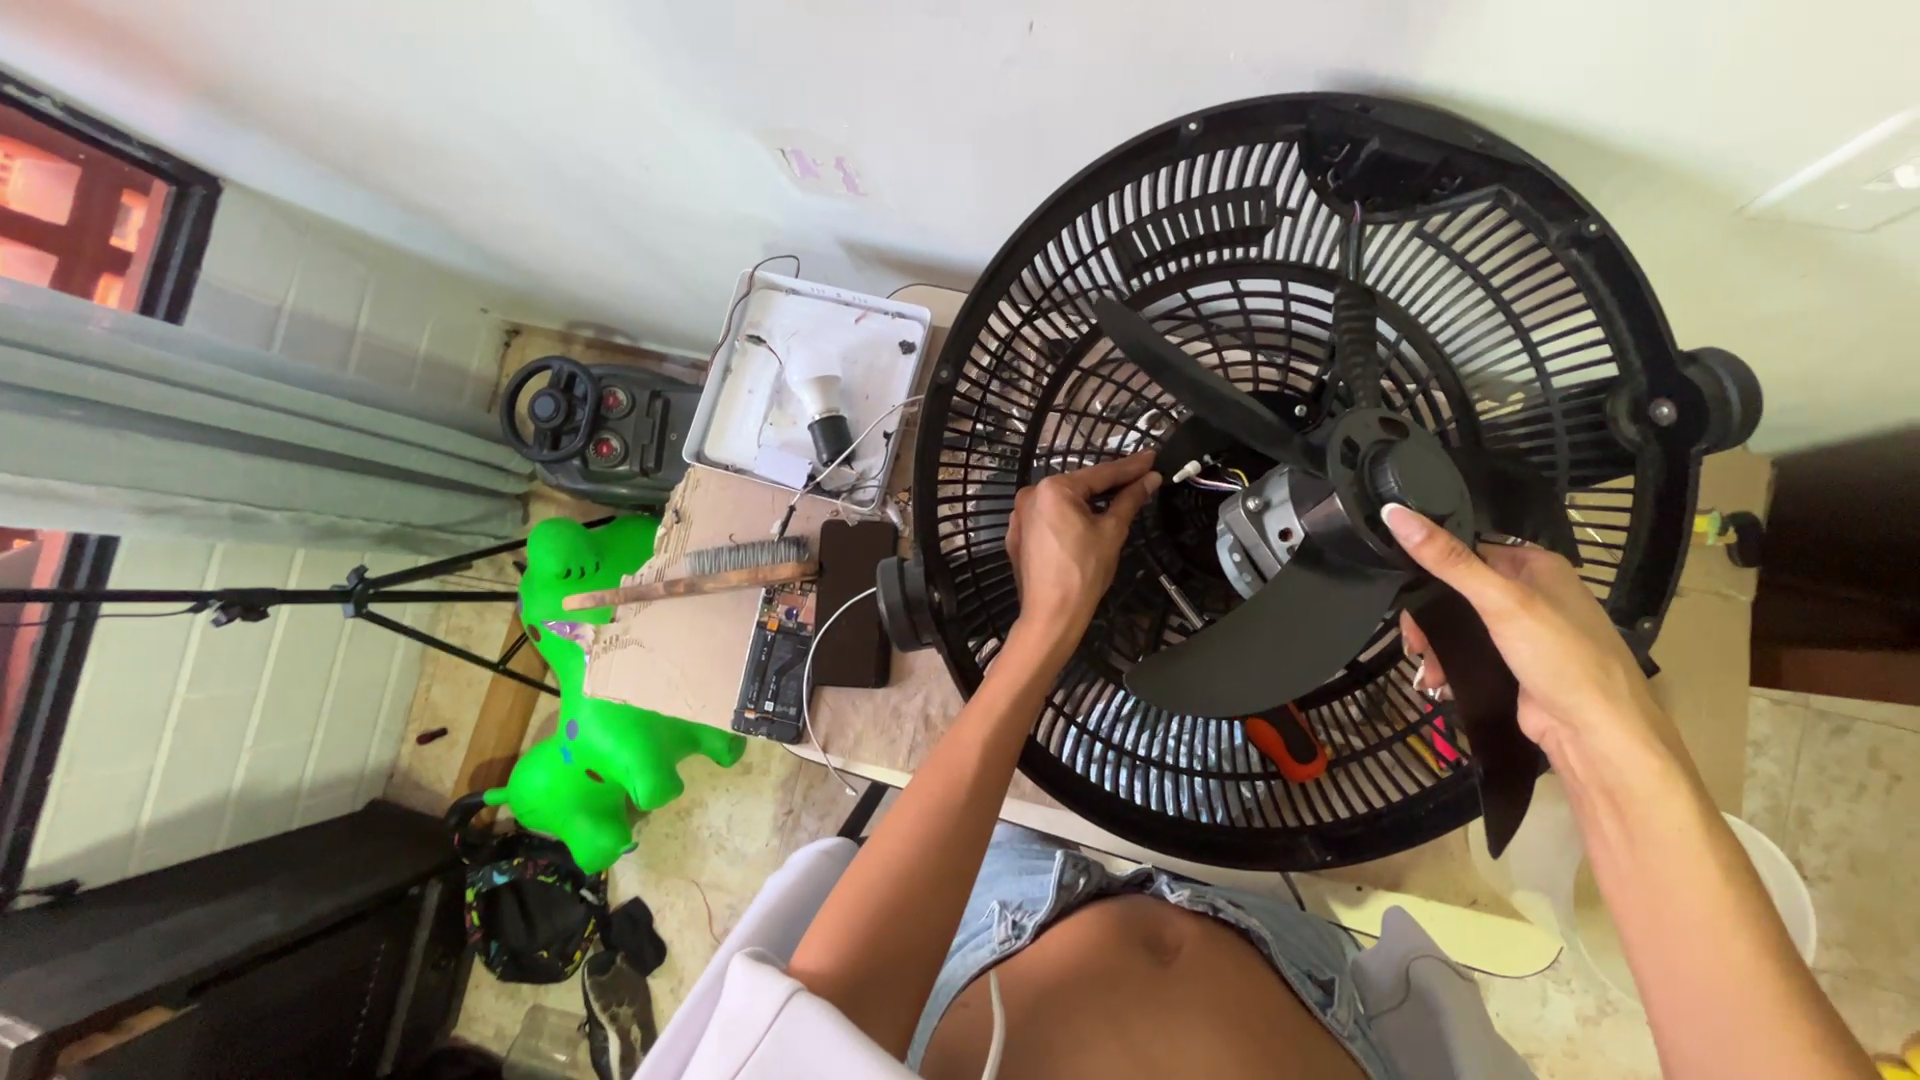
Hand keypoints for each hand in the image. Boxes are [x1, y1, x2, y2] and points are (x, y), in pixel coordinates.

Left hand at [1004, 453, 1160, 651]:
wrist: (1051, 615)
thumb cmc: (1084, 572)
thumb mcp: (1112, 531)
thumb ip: (1130, 500)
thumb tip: (1151, 479)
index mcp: (1054, 489)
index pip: (1100, 473)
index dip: (1130, 467)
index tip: (1152, 457)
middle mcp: (1030, 495)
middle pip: (1079, 485)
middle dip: (1109, 484)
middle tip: (1140, 478)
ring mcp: (1019, 516)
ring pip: (1062, 502)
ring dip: (1087, 501)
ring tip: (1118, 497)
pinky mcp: (1016, 536)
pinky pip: (1047, 519)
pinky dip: (1067, 518)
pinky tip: (1085, 522)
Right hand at [1383, 503, 1677, 765]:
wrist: (1596, 733)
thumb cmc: (1559, 656)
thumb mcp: (1500, 601)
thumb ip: (1447, 559)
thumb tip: (1394, 512)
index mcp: (1538, 565)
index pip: (1470, 549)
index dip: (1431, 565)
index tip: (1401, 588)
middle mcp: (1533, 593)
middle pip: (1459, 591)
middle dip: (1429, 615)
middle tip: (1412, 639)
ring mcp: (1524, 632)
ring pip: (1460, 625)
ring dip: (1434, 643)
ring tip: (1423, 664)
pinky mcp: (1515, 665)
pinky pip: (1468, 653)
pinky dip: (1448, 663)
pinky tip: (1436, 678)